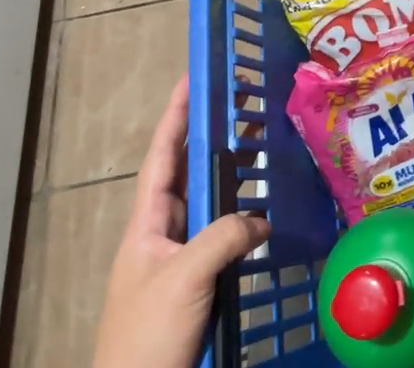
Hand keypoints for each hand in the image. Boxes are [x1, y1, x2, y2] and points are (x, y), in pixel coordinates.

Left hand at [94, 76, 269, 367]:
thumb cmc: (147, 334)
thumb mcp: (184, 278)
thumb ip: (224, 237)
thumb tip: (261, 219)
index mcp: (146, 225)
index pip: (162, 158)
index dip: (175, 117)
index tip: (192, 79)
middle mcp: (162, 234)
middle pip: (187, 174)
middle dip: (209, 137)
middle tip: (241, 103)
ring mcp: (180, 259)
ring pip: (209, 204)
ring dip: (231, 174)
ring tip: (259, 143)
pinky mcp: (200, 283)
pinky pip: (224, 237)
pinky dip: (244, 217)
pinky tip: (267, 211)